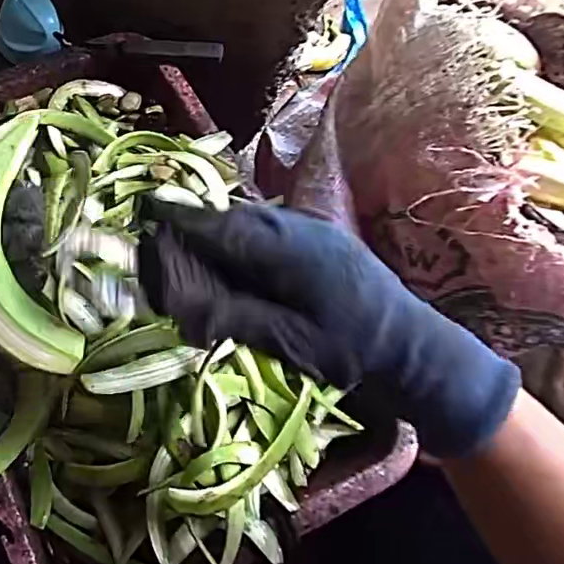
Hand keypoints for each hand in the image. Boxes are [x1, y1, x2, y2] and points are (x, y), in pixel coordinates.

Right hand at [139, 202, 518, 458]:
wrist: (414, 344)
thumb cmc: (352, 350)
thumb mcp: (292, 343)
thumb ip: (236, 319)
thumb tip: (184, 309)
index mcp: (289, 250)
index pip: (222, 228)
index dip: (182, 222)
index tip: (149, 213)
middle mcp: (297, 227)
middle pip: (231, 218)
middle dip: (194, 228)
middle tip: (165, 244)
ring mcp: (310, 228)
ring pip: (248, 220)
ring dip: (217, 233)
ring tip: (193, 255)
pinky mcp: (316, 236)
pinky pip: (266, 228)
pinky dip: (239, 240)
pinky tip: (232, 263)